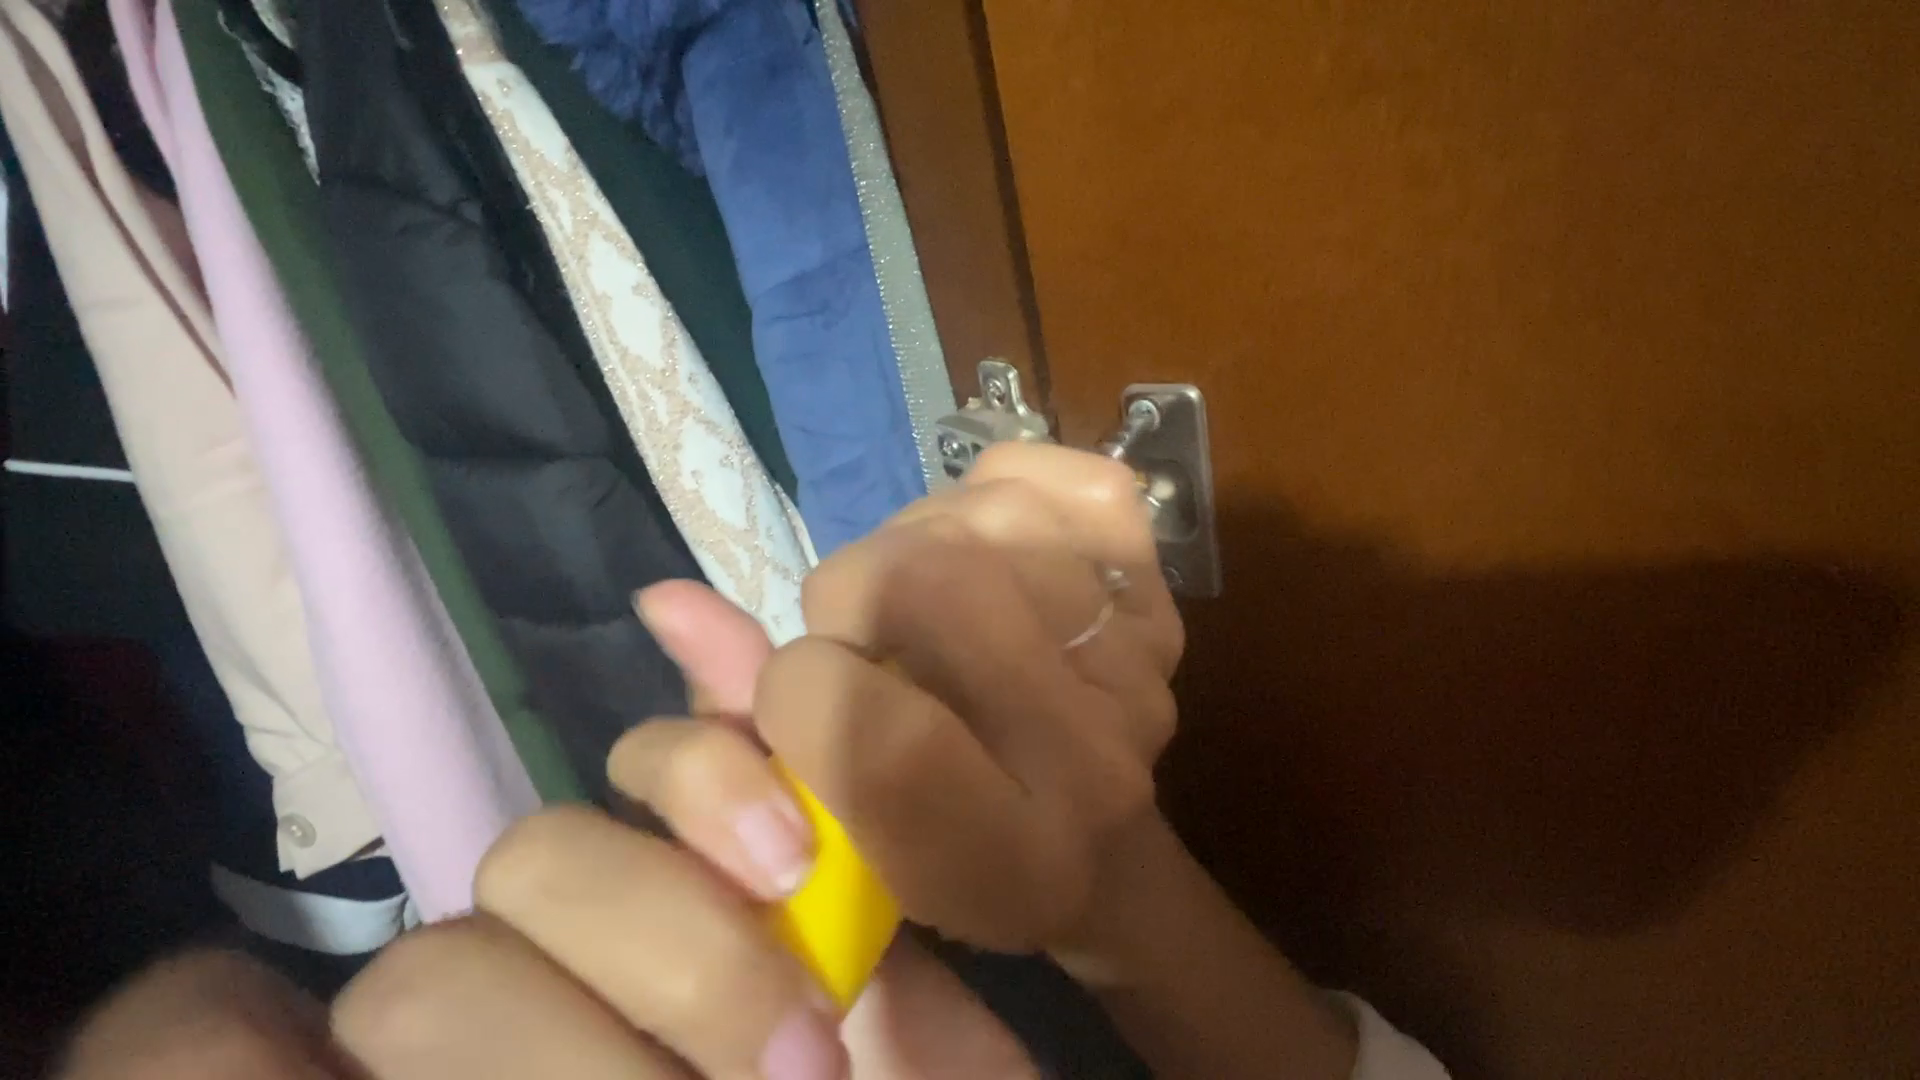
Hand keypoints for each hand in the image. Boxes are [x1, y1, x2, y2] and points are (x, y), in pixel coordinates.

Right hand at [622, 440, 1183, 958]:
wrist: (1095, 842)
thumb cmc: (943, 850)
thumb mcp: (826, 825)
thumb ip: (737, 726)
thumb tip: (663, 600)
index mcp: (999, 857)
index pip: (876, 735)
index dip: (804, 687)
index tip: (801, 687)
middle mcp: (1090, 761)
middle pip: (933, 586)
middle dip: (856, 591)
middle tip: (863, 627)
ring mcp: (1138, 668)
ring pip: (983, 521)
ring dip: (920, 537)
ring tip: (924, 589)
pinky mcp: (1163, 599)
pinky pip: (1081, 483)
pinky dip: (1013, 488)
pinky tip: (995, 541)